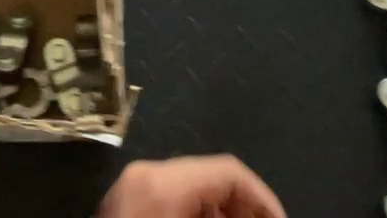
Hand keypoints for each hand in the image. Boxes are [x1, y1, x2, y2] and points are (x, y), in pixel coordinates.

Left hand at [99, 155, 286, 217]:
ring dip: (220, 217)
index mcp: (163, 182)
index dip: (265, 200)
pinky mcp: (121, 209)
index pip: (229, 172)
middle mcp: (145, 175)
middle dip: (243, 211)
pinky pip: (169, 206)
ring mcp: (129, 190)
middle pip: (209, 181)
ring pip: (190, 194)